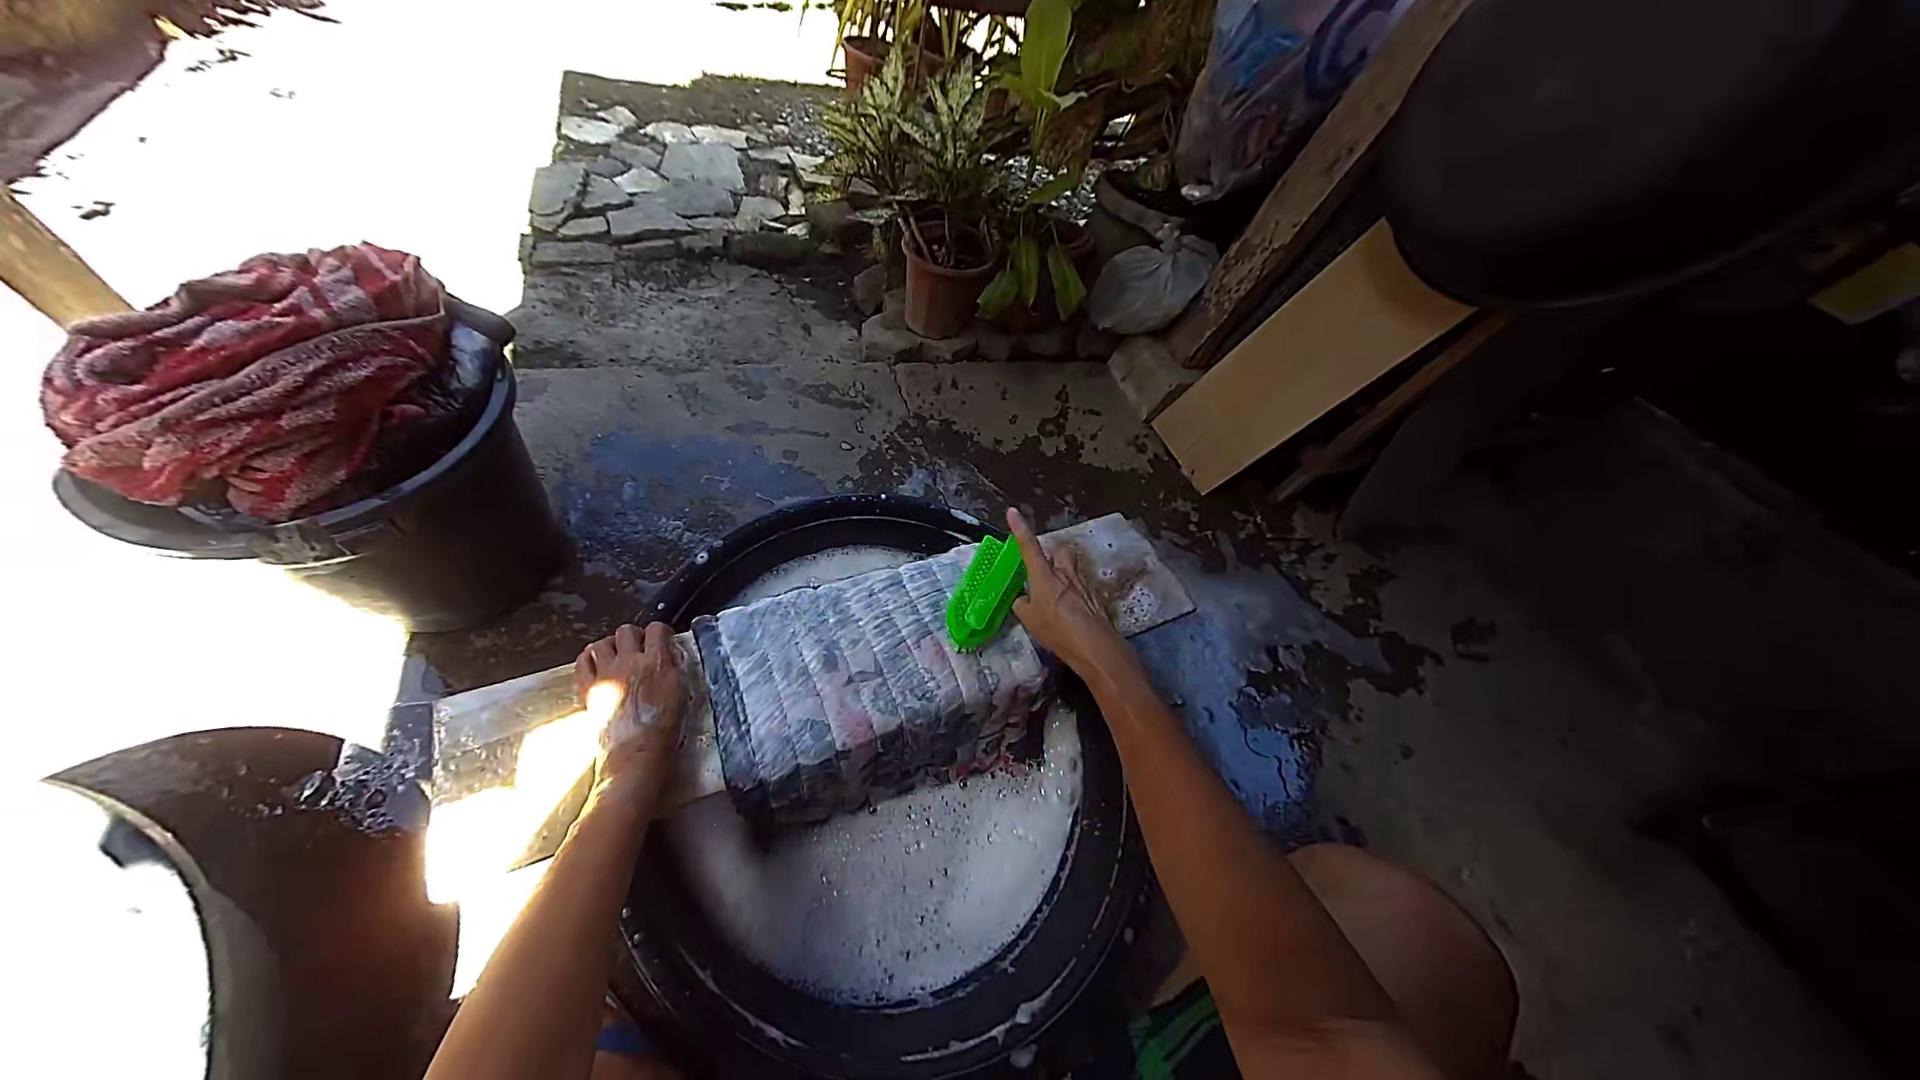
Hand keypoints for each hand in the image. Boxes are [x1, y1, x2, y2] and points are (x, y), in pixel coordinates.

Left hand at [574, 622, 686, 799]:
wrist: (635, 753)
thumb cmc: (663, 728)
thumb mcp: (680, 691)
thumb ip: (674, 666)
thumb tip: (669, 653)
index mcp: (657, 662)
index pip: (657, 629)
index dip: (660, 633)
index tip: (662, 641)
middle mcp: (630, 662)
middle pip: (627, 630)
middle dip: (634, 636)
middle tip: (638, 648)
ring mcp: (606, 674)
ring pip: (602, 642)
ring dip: (610, 645)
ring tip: (616, 655)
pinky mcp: (587, 687)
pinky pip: (583, 660)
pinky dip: (589, 657)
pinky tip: (597, 664)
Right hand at [1006, 508, 1139, 684]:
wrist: (1094, 645)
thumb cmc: (1057, 630)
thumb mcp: (1029, 620)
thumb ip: (1023, 604)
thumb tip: (1022, 598)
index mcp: (1044, 575)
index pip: (1028, 546)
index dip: (1020, 529)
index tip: (1013, 512)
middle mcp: (1064, 572)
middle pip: (1059, 552)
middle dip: (1052, 557)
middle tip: (1043, 573)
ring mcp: (1082, 582)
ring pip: (1071, 568)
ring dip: (1063, 576)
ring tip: (1057, 596)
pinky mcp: (1095, 594)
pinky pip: (1080, 586)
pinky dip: (1074, 593)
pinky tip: (1071, 611)